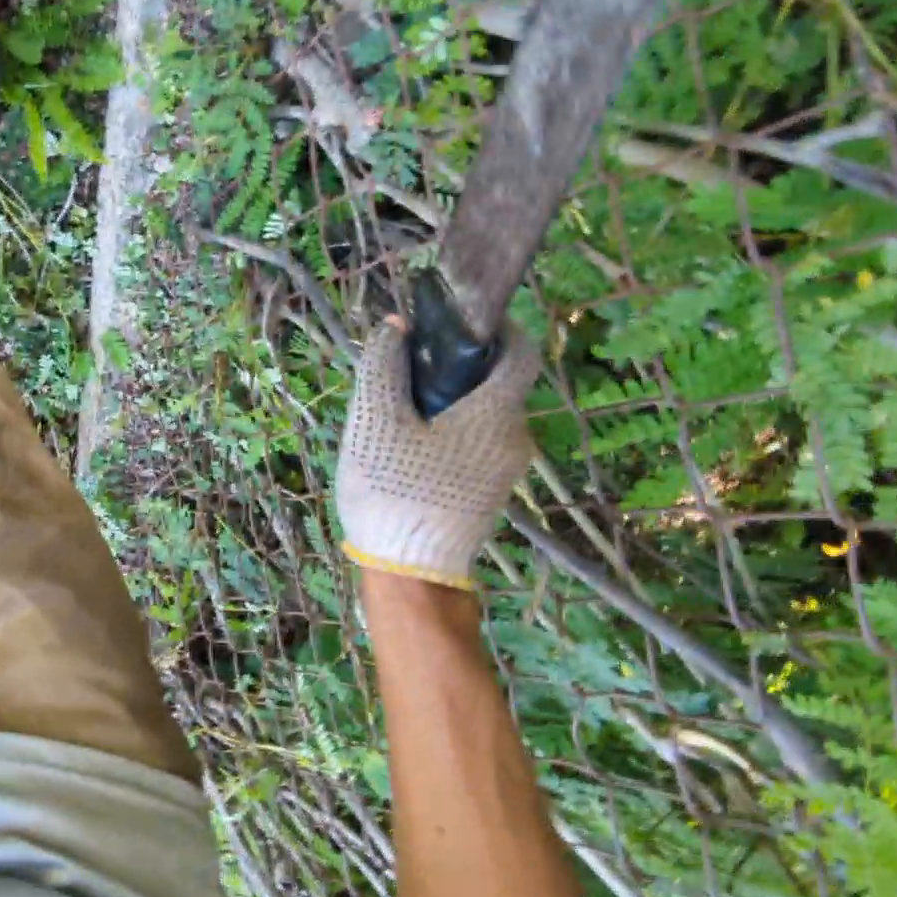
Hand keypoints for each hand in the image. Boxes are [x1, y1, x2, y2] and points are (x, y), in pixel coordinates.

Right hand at [336, 317, 540, 587]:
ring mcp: (506, 469)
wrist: (409, 574)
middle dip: (457, 369)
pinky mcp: (491, 493)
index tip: (456, 323)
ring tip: (400, 415)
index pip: (521, 350)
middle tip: (407, 372)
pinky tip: (410, 449)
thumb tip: (395, 326)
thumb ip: (382, 367)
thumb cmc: (395, 491)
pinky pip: (477, 445)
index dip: (496, 327)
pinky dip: (452, 433)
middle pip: (496, 384)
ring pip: (484, 417)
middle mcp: (515, 437)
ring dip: (450, 404)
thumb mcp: (375, 422)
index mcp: (496, 412)